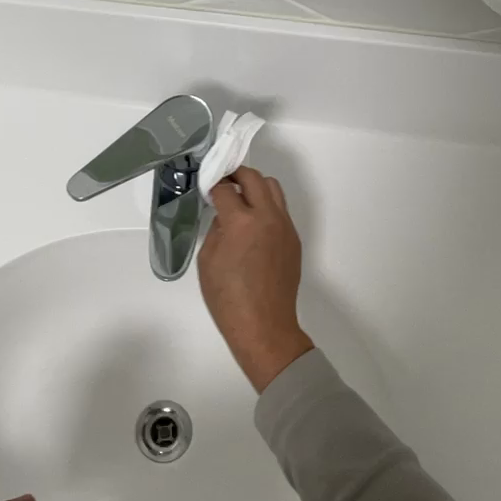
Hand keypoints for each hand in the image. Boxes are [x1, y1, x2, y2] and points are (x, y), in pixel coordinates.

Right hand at [199, 166, 314, 391]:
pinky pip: (280, 210)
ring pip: (273, 188)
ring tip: (240, 201)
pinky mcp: (294, 239)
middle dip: (236, 174)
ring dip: (255, 187)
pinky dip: (266, 207)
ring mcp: (285, 226)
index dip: (213, 185)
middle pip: (253, 177)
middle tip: (223, 183)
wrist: (264, 326)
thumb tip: (225, 215)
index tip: (207, 189)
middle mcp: (267, 217)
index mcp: (241, 222)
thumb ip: (216, 229)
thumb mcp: (208, 261)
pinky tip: (253, 226)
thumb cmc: (228, 298)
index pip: (225, 188)